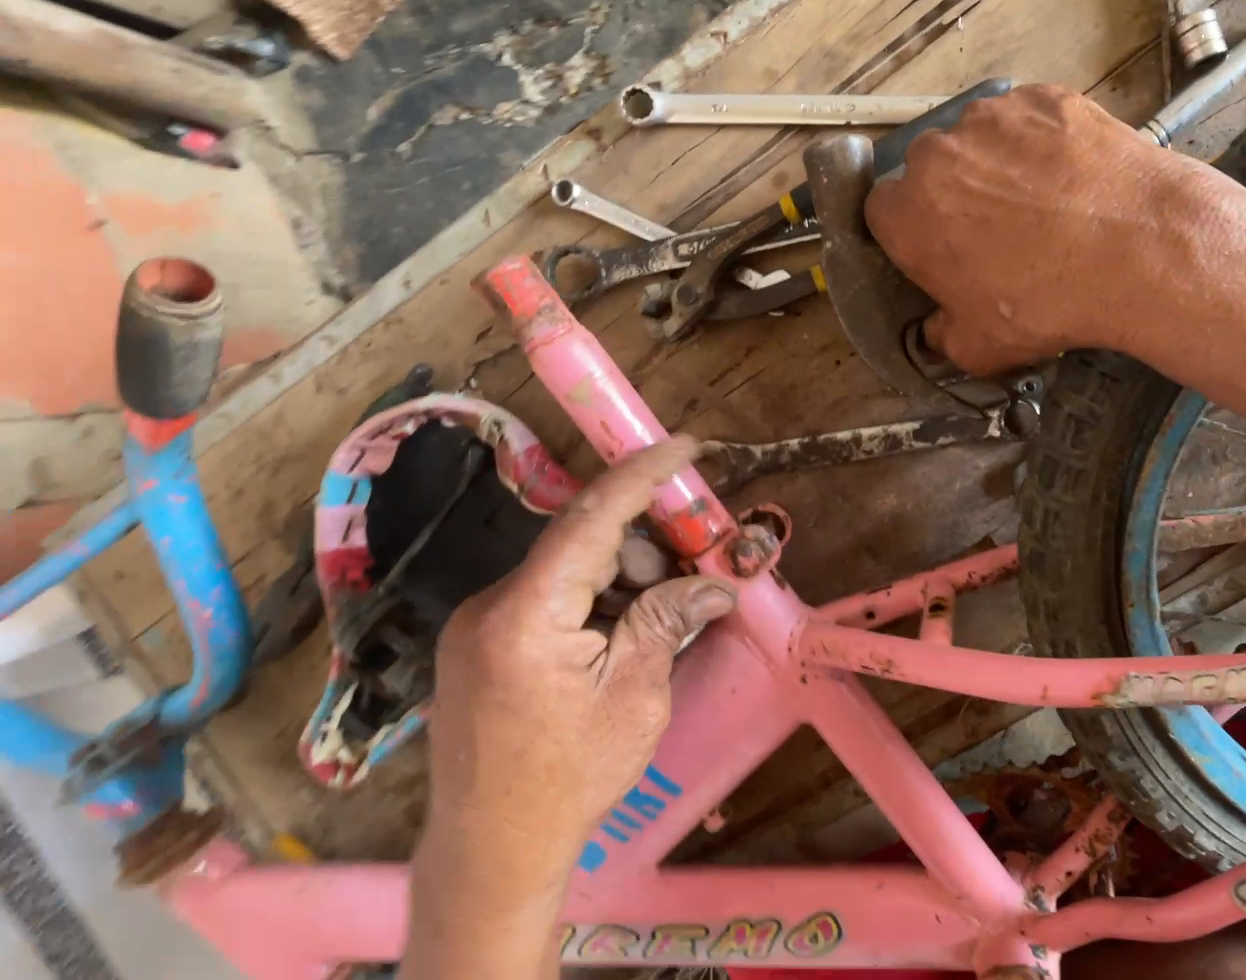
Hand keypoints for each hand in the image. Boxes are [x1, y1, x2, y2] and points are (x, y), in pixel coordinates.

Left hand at [423, 436, 735, 871]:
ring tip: (661, 619)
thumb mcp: (636, 698)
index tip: (684, 446)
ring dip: (623, 578)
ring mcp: (481, 622)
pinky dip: (595, 601)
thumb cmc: (570, 777)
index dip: (641, 476)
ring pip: (568, 570)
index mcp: (528, 614)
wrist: (491, 848)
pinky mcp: (482, 642)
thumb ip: (667, 623)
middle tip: (697, 569)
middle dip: (647, 546)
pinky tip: (623, 635)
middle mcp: (493, 604)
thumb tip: (715, 585)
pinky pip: (549, 597)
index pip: (591, 519)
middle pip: (582, 542)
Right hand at [864, 84, 1245, 374]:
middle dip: (953, 197)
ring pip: (979, 141)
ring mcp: (992, 117)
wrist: (1137, 249)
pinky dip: (1042, 144)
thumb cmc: (1048, 302)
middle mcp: (936, 154)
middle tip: (997, 234)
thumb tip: (936, 331)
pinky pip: (1029, 121)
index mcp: (906, 215)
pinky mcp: (1043, 97)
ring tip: (1043, 206)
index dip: (911, 232)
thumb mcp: (980, 348)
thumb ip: (941, 337)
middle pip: (929, 171)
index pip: (883, 212)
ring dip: (996, 167)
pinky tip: (1072, 180)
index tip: (939, 249)